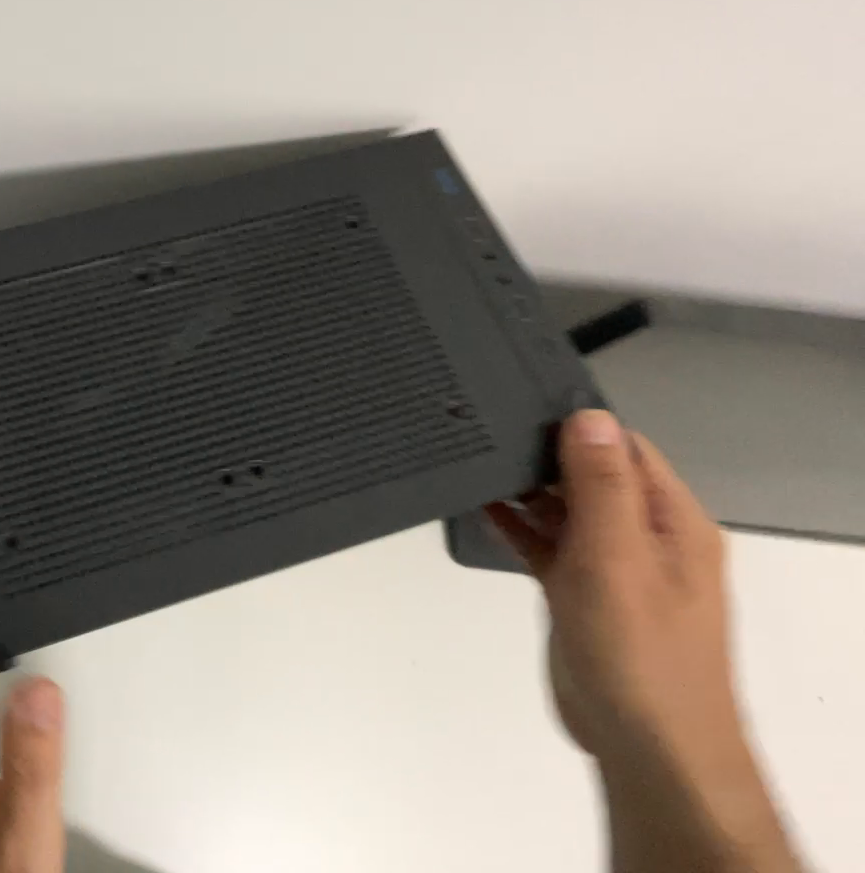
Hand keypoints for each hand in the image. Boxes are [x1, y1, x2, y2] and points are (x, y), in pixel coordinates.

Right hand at [489, 410, 801, 872]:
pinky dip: (516, 524)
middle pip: (591, 475)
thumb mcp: (615, 557)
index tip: (522, 407)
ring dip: (526, 489)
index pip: (626, 449)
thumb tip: (589, 418)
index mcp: (672, 523)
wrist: (642, 739)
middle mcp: (645, 538)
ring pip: (564, 508)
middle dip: (544, 455)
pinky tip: (483, 510)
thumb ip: (600, 486)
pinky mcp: (579, 590)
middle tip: (488, 436)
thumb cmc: (639, 653)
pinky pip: (545, 542)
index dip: (578, 425)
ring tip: (476, 466)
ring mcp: (611, 566)